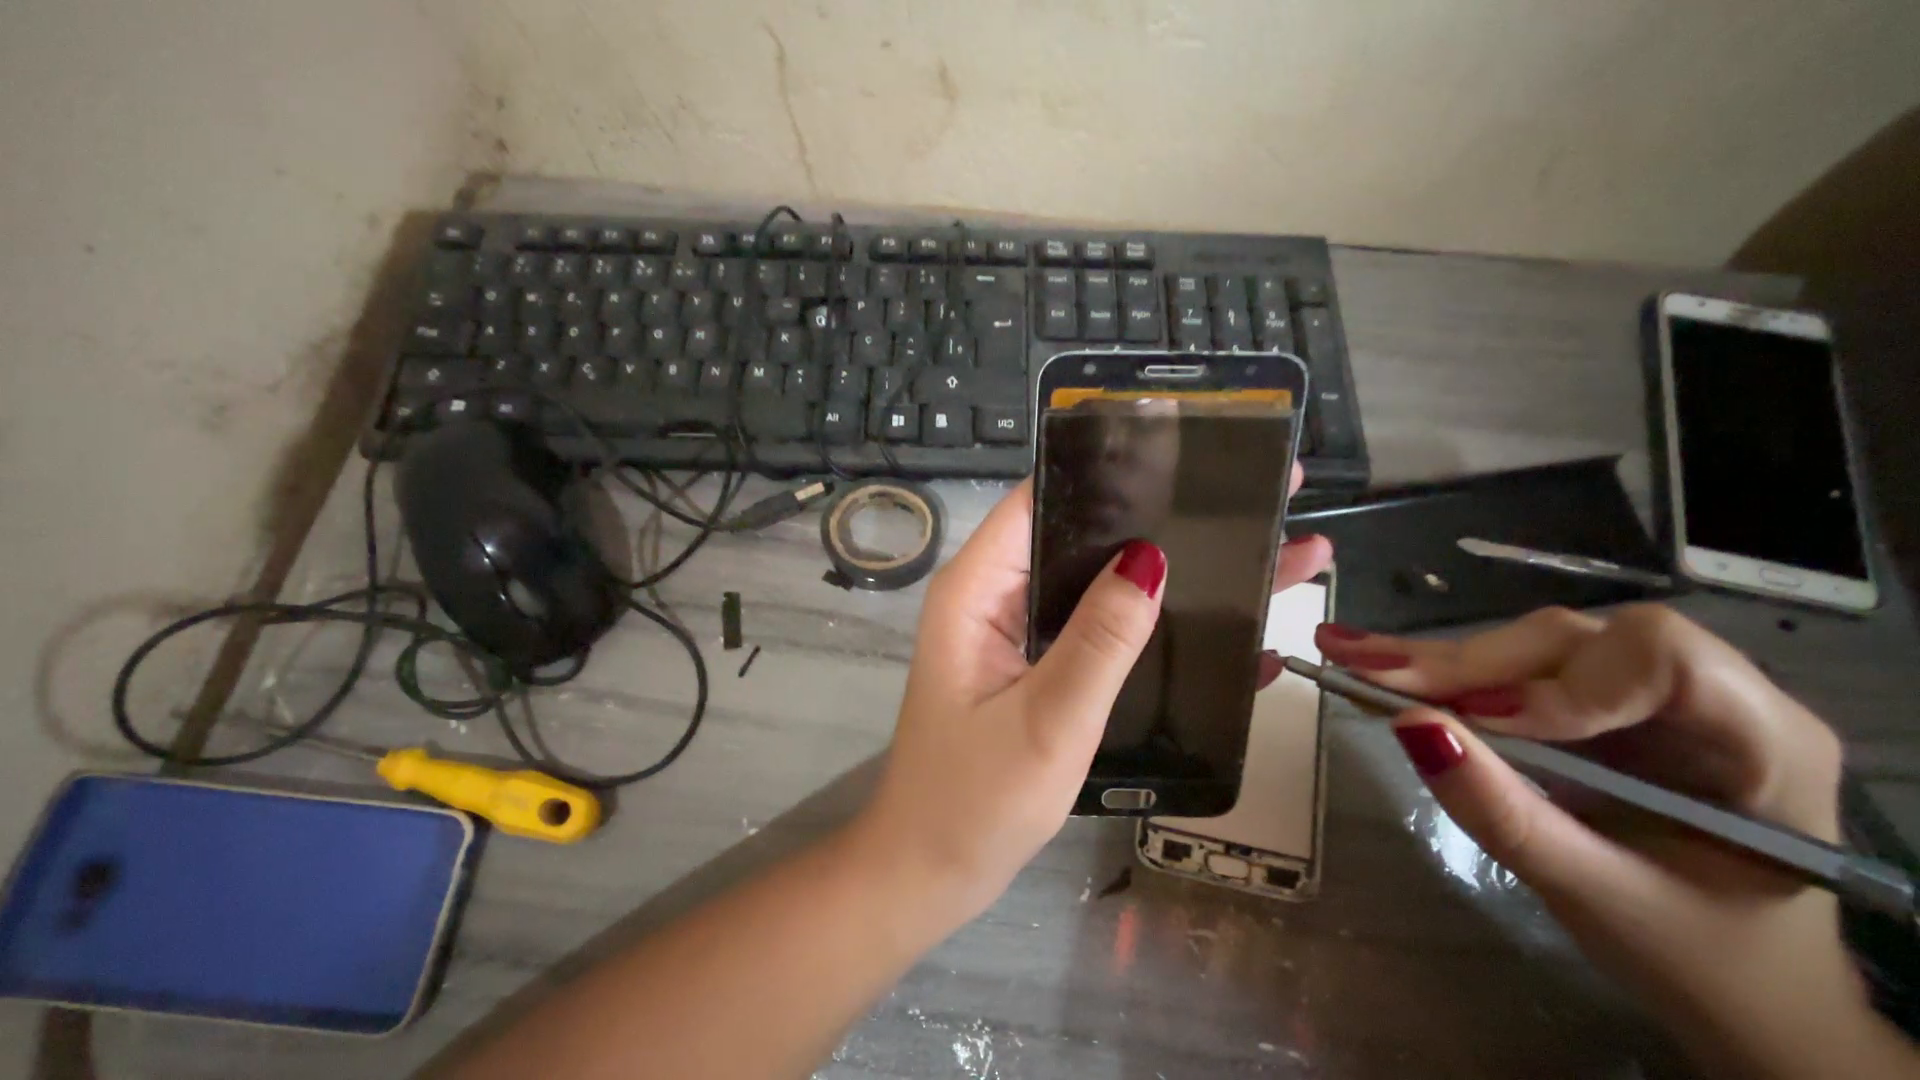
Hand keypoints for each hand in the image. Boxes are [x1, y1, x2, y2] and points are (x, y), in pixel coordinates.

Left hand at [853, 465, 1331, 919]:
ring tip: (1278, 554)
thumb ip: (1099, 641)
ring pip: (1104, 583)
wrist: (931, 874)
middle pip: (1085, 536)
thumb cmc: (972, 802)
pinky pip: (1105, 629)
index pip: (1042, 500)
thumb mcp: (1046, 720)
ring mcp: (1021, 634)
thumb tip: (1154, 558)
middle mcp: (998, 597)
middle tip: (1258, 500)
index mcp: (979, 589)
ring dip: (1176, 572)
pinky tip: (1232, 626)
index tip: (1190, 455)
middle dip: (1164, 519)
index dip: (1111, 470)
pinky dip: (1158, 624)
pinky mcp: (1042, 668)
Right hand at [1315, 606, 1918, 1077]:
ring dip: (1443, 662)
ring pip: (1536, 649)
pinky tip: (1383, 664)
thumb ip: (1508, 813)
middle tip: (1361, 667)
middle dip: (1467, 662)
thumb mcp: (1600, 896)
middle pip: (1575, 641)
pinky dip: (1449, 677)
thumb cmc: (1702, 962)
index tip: (1480, 720)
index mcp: (1762, 740)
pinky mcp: (1599, 707)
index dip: (1561, 681)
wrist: (1747, 995)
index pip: (1660, 657)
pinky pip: (1520, 676)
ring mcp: (1649, 697)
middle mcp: (1712, 694)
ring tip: (1352, 657)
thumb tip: (1409, 725)